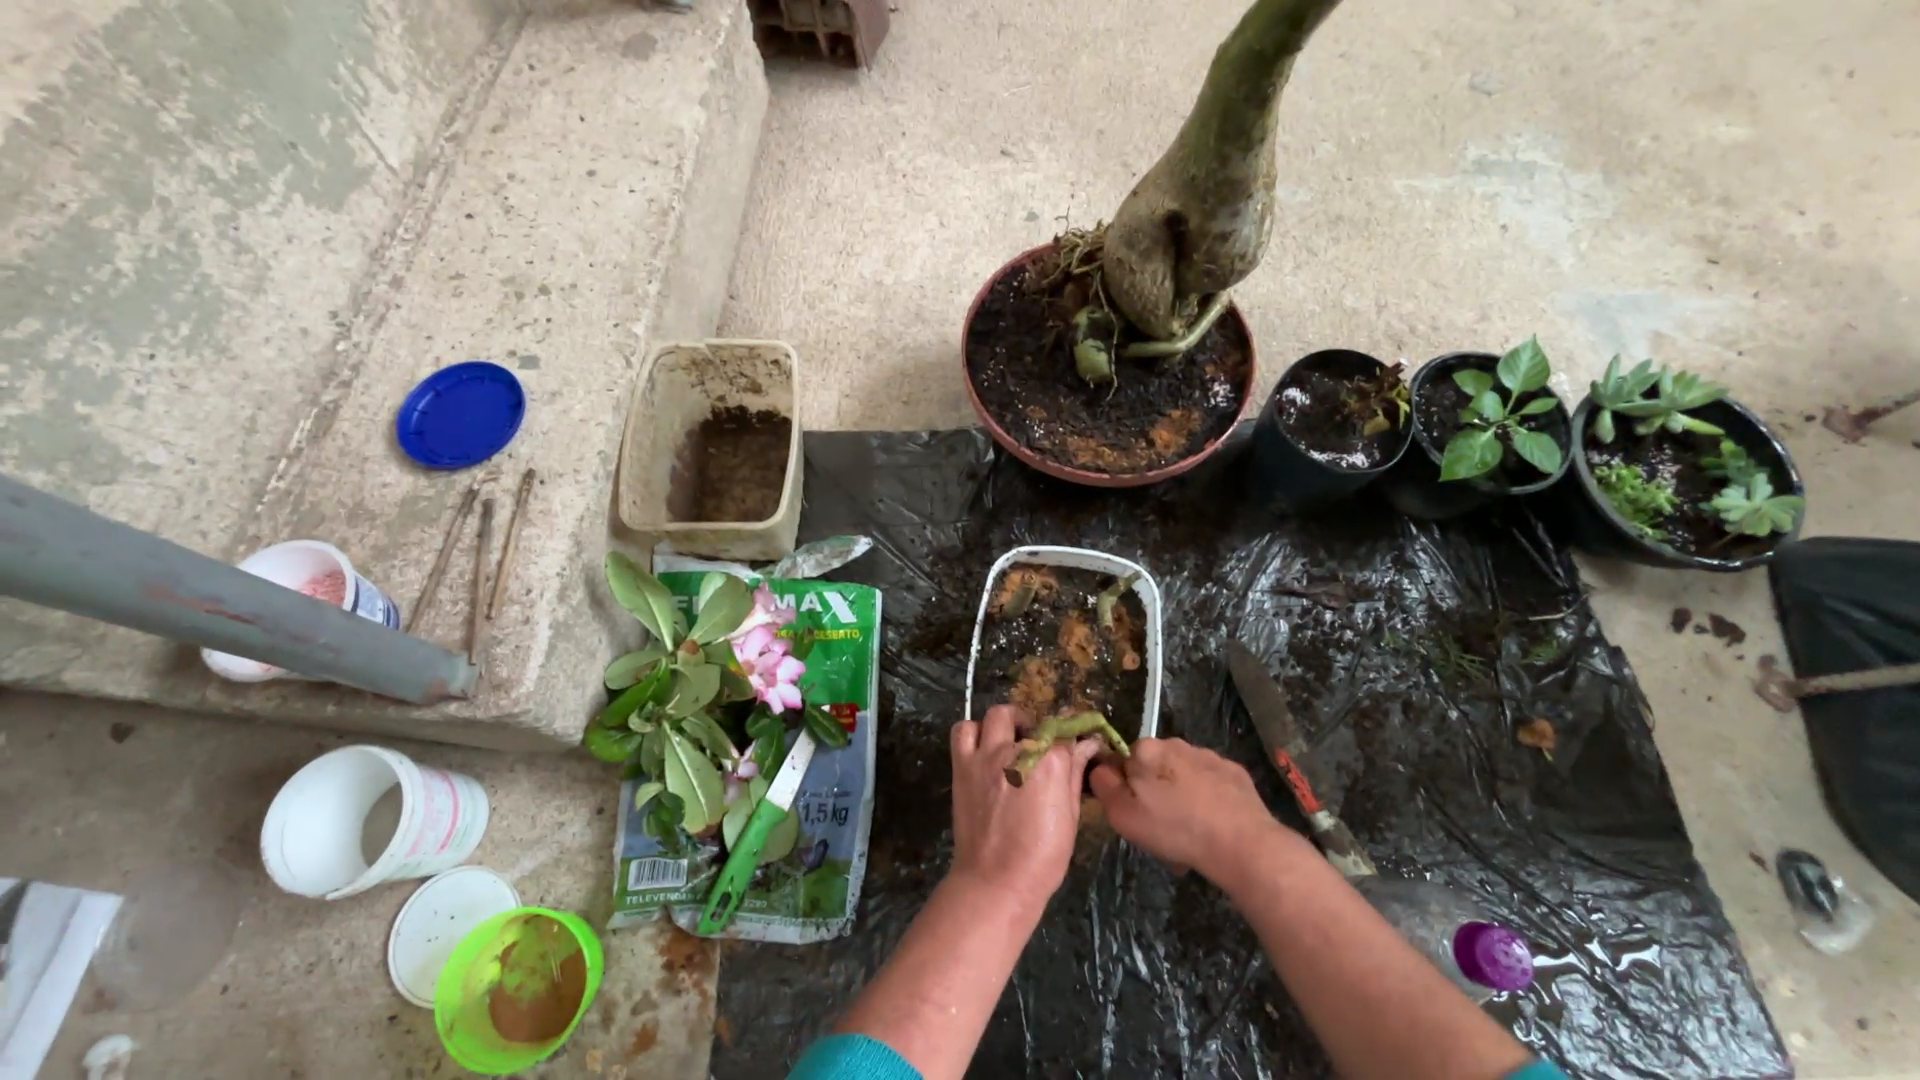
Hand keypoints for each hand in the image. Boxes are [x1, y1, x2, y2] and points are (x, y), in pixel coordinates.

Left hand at [948, 705, 1102, 912]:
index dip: (1070, 738)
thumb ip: (1074, 774)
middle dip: (1037, 730)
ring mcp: (986, 755)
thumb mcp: (1070, 817)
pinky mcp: (962, 765)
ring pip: (996, 715)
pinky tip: (983, 750)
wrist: (995, 881)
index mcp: (1050, 764)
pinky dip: (974, 733)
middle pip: (1031, 720)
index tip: (1072, 746)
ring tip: (1009, 744)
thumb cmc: (1042, 858)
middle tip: (1037, 750)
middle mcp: (1017, 750)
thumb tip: (1086, 745)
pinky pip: (963, 731)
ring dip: (1006, 724)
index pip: (1065, 733)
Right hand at [1089, 738, 1306, 884]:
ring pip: (1183, 777)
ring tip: (1189, 834)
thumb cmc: (1175, 829)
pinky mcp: (1235, 772)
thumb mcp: (1123, 816)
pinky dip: (1208, 801)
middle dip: (1156, 794)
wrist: (1241, 843)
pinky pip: (1211, 784)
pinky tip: (1213, 826)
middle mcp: (1176, 744)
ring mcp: (1209, 756)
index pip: (1125, 763)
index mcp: (1146, 750)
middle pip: (1155, 769)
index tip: (1137, 815)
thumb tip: (1100, 768)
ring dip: (1181, 798)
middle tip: (1161, 829)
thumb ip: (1104, 786)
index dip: (1127, 790)